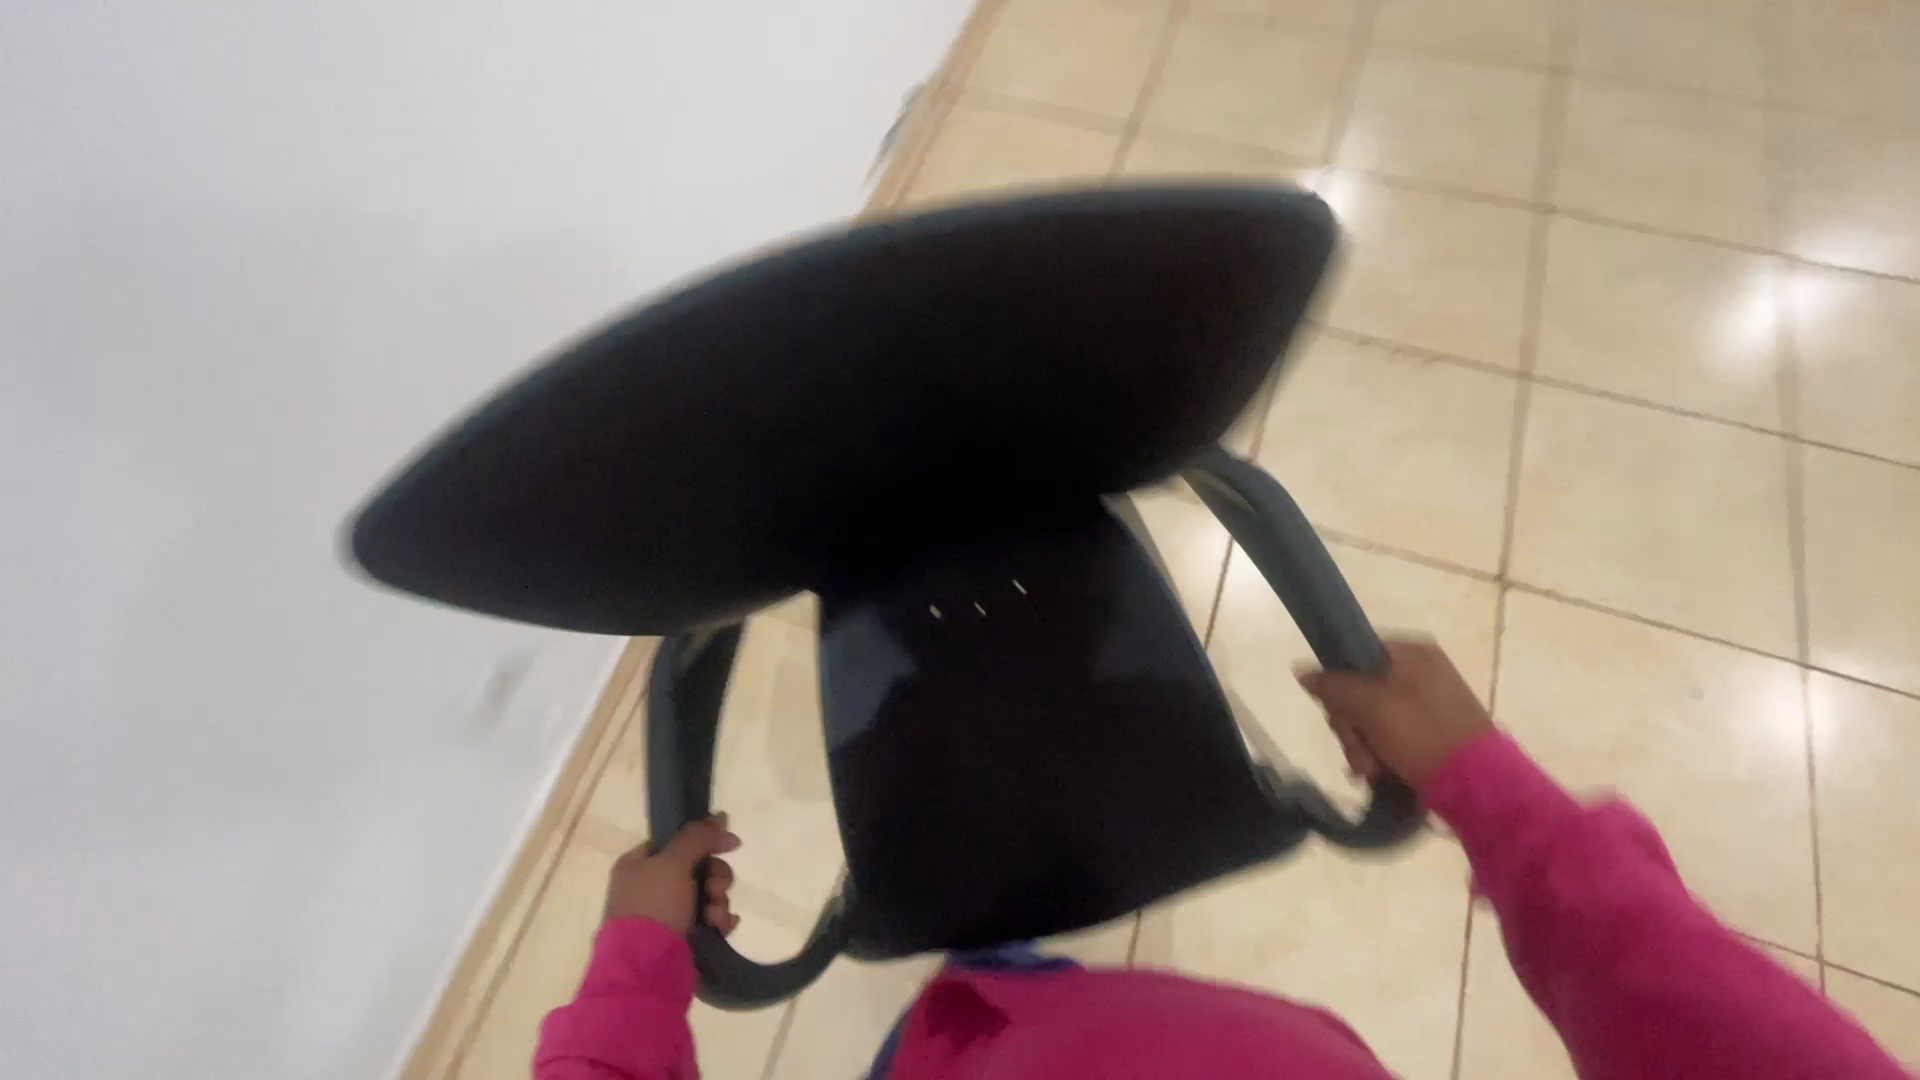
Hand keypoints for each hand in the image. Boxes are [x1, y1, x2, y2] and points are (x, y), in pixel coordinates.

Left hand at [604, 814, 742, 935]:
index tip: (728, 844)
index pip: (677, 839)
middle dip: (715, 876)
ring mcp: (664, 913)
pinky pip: (708, 917)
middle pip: (698, 866)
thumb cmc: (654, 907)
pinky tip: (722, 926)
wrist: (644, 972)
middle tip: (715, 887)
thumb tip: (720, 816)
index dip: (705, 839)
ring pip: (706, 892)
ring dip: (718, 899)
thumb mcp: (673, 862)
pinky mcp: (680, 936)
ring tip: (715, 915)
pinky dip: (718, 919)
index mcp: (638, 864)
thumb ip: (698, 836)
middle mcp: (649, 886)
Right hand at [1295, 638, 1493, 792]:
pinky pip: (1390, 734)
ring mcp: (1428, 703)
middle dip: (1350, 726)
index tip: (1335, 711)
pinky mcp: (1433, 732)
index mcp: (1411, 653)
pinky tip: (1379, 774)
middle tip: (1357, 750)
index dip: (1337, 683)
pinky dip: (1379, 754)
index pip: (1353, 653)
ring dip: (1362, 745)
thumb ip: (1332, 685)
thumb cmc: (1421, 734)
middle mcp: (1421, 672)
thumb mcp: (1369, 705)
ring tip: (1369, 771)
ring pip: (1370, 717)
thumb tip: (1303, 671)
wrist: (1480, 787)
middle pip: (1358, 690)